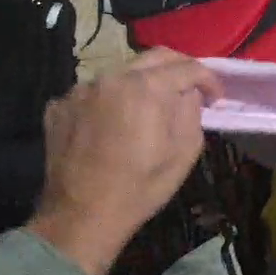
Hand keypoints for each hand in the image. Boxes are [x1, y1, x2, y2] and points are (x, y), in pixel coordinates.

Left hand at [29, 49, 219, 274]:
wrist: (81, 217)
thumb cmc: (141, 187)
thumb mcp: (184, 152)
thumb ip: (191, 111)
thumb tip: (188, 93)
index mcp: (146, 86)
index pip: (187, 67)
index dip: (208, 78)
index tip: (216, 96)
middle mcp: (111, 76)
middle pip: (153, 57)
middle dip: (177, 69)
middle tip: (189, 89)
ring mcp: (80, 89)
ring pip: (121, 73)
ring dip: (140, 84)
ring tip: (148, 108)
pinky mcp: (59, 105)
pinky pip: (93, 92)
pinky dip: (109, 101)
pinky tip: (112, 124)